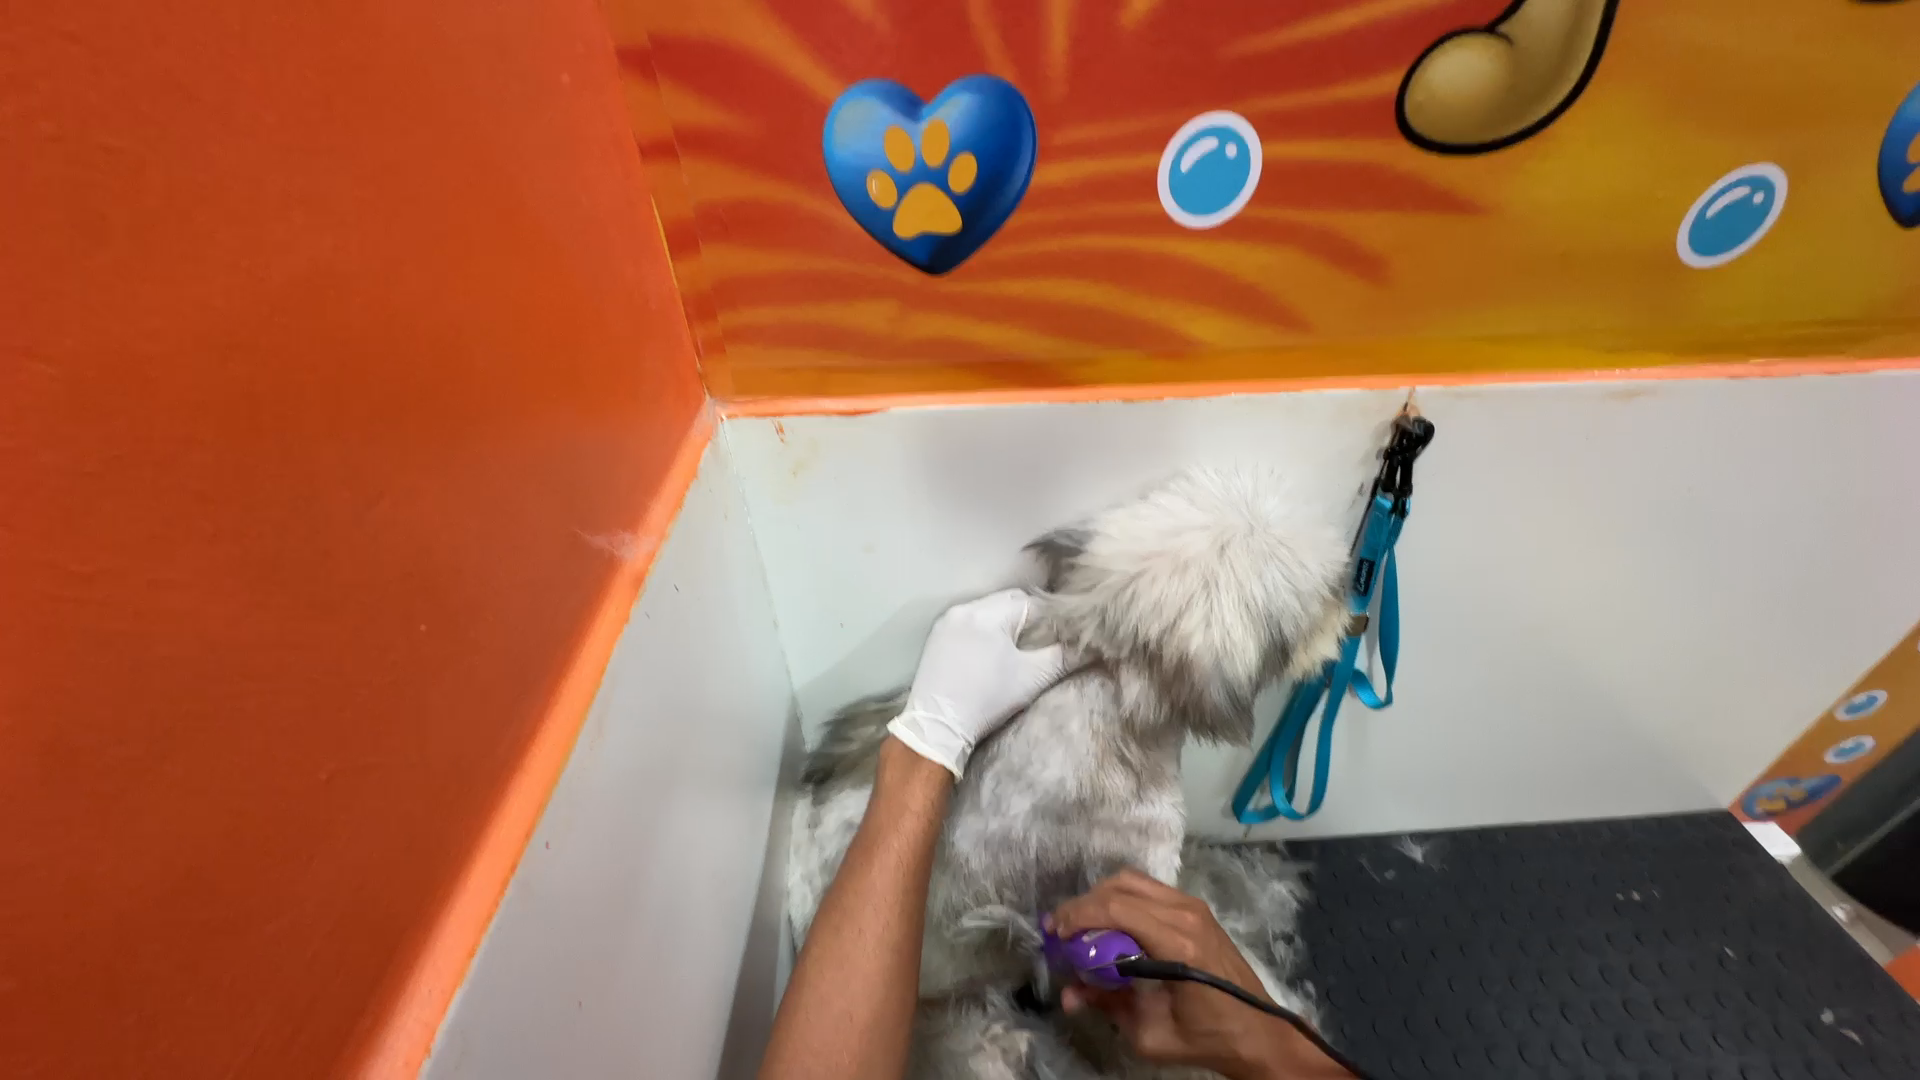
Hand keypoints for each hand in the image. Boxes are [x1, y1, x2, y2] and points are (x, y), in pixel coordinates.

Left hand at [886, 589, 1069, 776]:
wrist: (936, 726)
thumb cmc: (987, 700)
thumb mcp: (1033, 678)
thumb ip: (1065, 656)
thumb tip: (1097, 646)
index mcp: (988, 613)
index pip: (1032, 601)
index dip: (1052, 616)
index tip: (1064, 633)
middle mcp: (965, 608)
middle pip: (1009, 601)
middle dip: (1030, 616)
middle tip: (1045, 639)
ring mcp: (948, 620)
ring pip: (989, 609)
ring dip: (1007, 622)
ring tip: (1021, 646)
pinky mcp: (938, 635)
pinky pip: (971, 621)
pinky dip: (987, 629)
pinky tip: (994, 650)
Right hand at [1051, 871, 1353, 1079]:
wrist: (1260, 1033)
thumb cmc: (1207, 1037)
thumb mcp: (1151, 1034)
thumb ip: (1107, 1007)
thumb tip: (1068, 994)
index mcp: (1177, 943)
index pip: (1116, 908)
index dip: (1079, 914)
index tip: (1055, 933)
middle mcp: (1185, 912)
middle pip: (1119, 886)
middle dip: (1084, 904)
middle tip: (1061, 929)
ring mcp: (1191, 904)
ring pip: (1132, 879)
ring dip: (1100, 897)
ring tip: (1081, 924)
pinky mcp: (1194, 906)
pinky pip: (1147, 887)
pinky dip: (1120, 897)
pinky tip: (1109, 921)